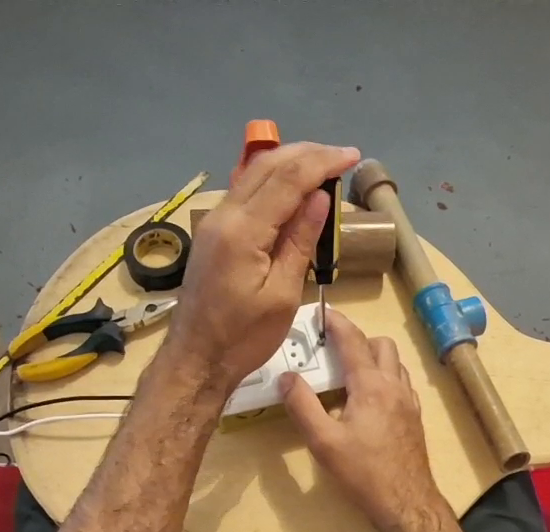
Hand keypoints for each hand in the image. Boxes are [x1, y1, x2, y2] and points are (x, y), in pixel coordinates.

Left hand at [160, 142, 360, 392]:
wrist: (196, 359)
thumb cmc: (243, 339)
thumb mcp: (283, 295)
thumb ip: (300, 242)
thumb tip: (320, 197)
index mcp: (243, 231)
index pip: (288, 179)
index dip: (323, 162)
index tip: (352, 157)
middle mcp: (224, 216)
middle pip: (267, 166)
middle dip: (306, 155)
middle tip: (341, 157)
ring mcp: (213, 223)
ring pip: (253, 175)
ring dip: (288, 164)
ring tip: (322, 168)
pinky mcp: (212, 234)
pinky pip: (244, 194)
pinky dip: (272, 183)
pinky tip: (291, 191)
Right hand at [281, 311, 448, 531]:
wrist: (405, 501)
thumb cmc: (363, 472)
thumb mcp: (323, 441)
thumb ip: (302, 405)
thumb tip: (286, 377)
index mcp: (371, 385)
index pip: (353, 341)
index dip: (336, 323)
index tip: (322, 313)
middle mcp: (394, 386)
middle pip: (380, 345)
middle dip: (357, 339)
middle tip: (332, 351)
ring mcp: (408, 402)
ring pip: (395, 364)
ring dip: (373, 359)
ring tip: (349, 375)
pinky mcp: (413, 419)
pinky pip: (401, 385)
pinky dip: (384, 379)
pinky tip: (369, 401)